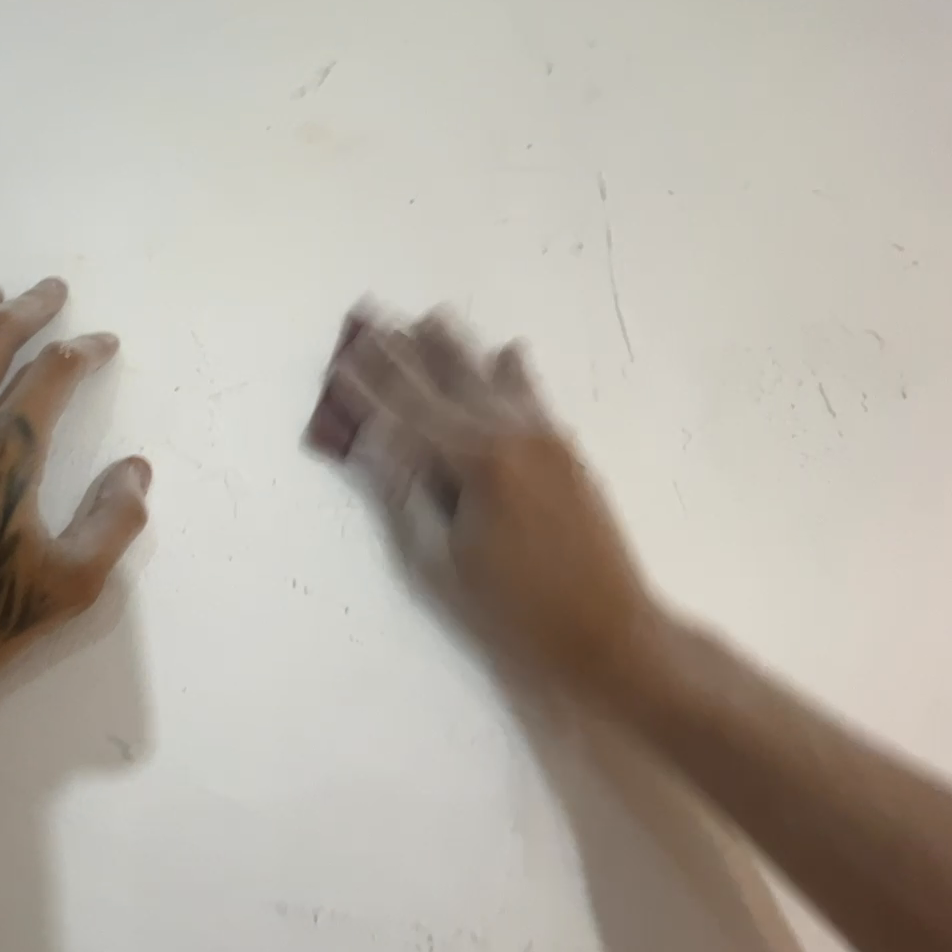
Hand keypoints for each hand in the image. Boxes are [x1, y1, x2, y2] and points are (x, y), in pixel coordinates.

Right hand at [306, 306, 660, 692]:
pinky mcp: (566, 450)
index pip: (404, 412)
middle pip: (445, 380)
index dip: (368, 387)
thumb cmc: (511, 611)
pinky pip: (533, 395)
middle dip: (404, 351)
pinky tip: (507, 350)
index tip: (340, 361)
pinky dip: (513, 371)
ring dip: (455, 347)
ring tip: (431, 316)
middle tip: (374, 318)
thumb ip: (403, 493)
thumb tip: (375, 442)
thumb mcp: (436, 562)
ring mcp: (544, 437)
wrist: (611, 635)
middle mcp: (509, 433)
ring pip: (489, 376)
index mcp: (473, 460)